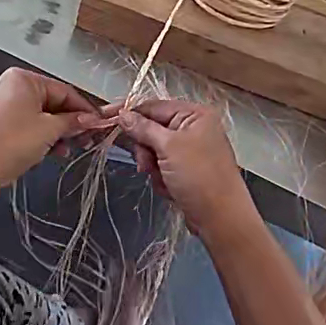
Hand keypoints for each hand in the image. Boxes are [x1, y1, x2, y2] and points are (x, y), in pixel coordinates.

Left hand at [0, 69, 97, 204]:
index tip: (99, 125)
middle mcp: (11, 86)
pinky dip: (42, 137)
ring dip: (57, 133)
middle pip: (53, 102)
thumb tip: (91, 120)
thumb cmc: (8, 144)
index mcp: (23, 78)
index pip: (65, 90)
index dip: (84, 110)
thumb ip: (73, 122)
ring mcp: (2, 105)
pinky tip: (51, 152)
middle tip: (86, 140)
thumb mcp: (49, 131)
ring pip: (41, 116)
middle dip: (70, 123)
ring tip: (67, 149)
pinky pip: (27, 125)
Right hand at [93, 100, 259, 238]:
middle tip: (147, 165)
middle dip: (146, 149)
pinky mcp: (187, 170)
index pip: (154, 106)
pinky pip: (162, 167)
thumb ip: (143, 128)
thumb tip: (122, 114)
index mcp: (195, 114)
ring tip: (163, 180)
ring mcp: (191, 150)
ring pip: (154, 151)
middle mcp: (194, 128)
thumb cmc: (198, 176)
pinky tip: (170, 189)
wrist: (220, 217)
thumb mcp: (168, 147)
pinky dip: (161, 179)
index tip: (105, 118)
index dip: (130, 114)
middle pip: (152, 129)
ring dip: (153, 167)